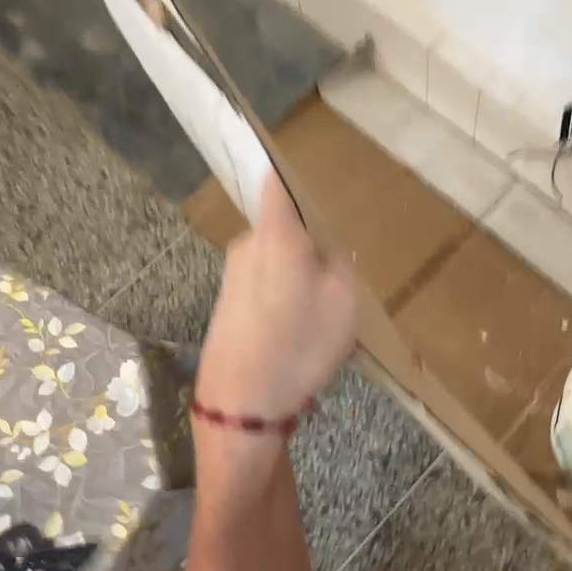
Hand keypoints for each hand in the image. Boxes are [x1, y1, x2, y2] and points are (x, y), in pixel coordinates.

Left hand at [196, 172, 357, 425]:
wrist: (242, 402)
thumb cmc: (299, 344)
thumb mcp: (343, 302)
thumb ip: (339, 265)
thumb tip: (328, 251)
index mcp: (276, 234)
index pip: (277, 182)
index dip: (291, 171)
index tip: (309, 168)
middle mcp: (247, 246)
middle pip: (283, 229)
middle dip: (309, 243)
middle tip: (339, 269)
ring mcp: (232, 278)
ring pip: (276, 263)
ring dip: (297, 277)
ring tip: (322, 312)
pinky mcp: (227, 307)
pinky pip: (265, 289)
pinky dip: (283, 300)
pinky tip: (298, 333)